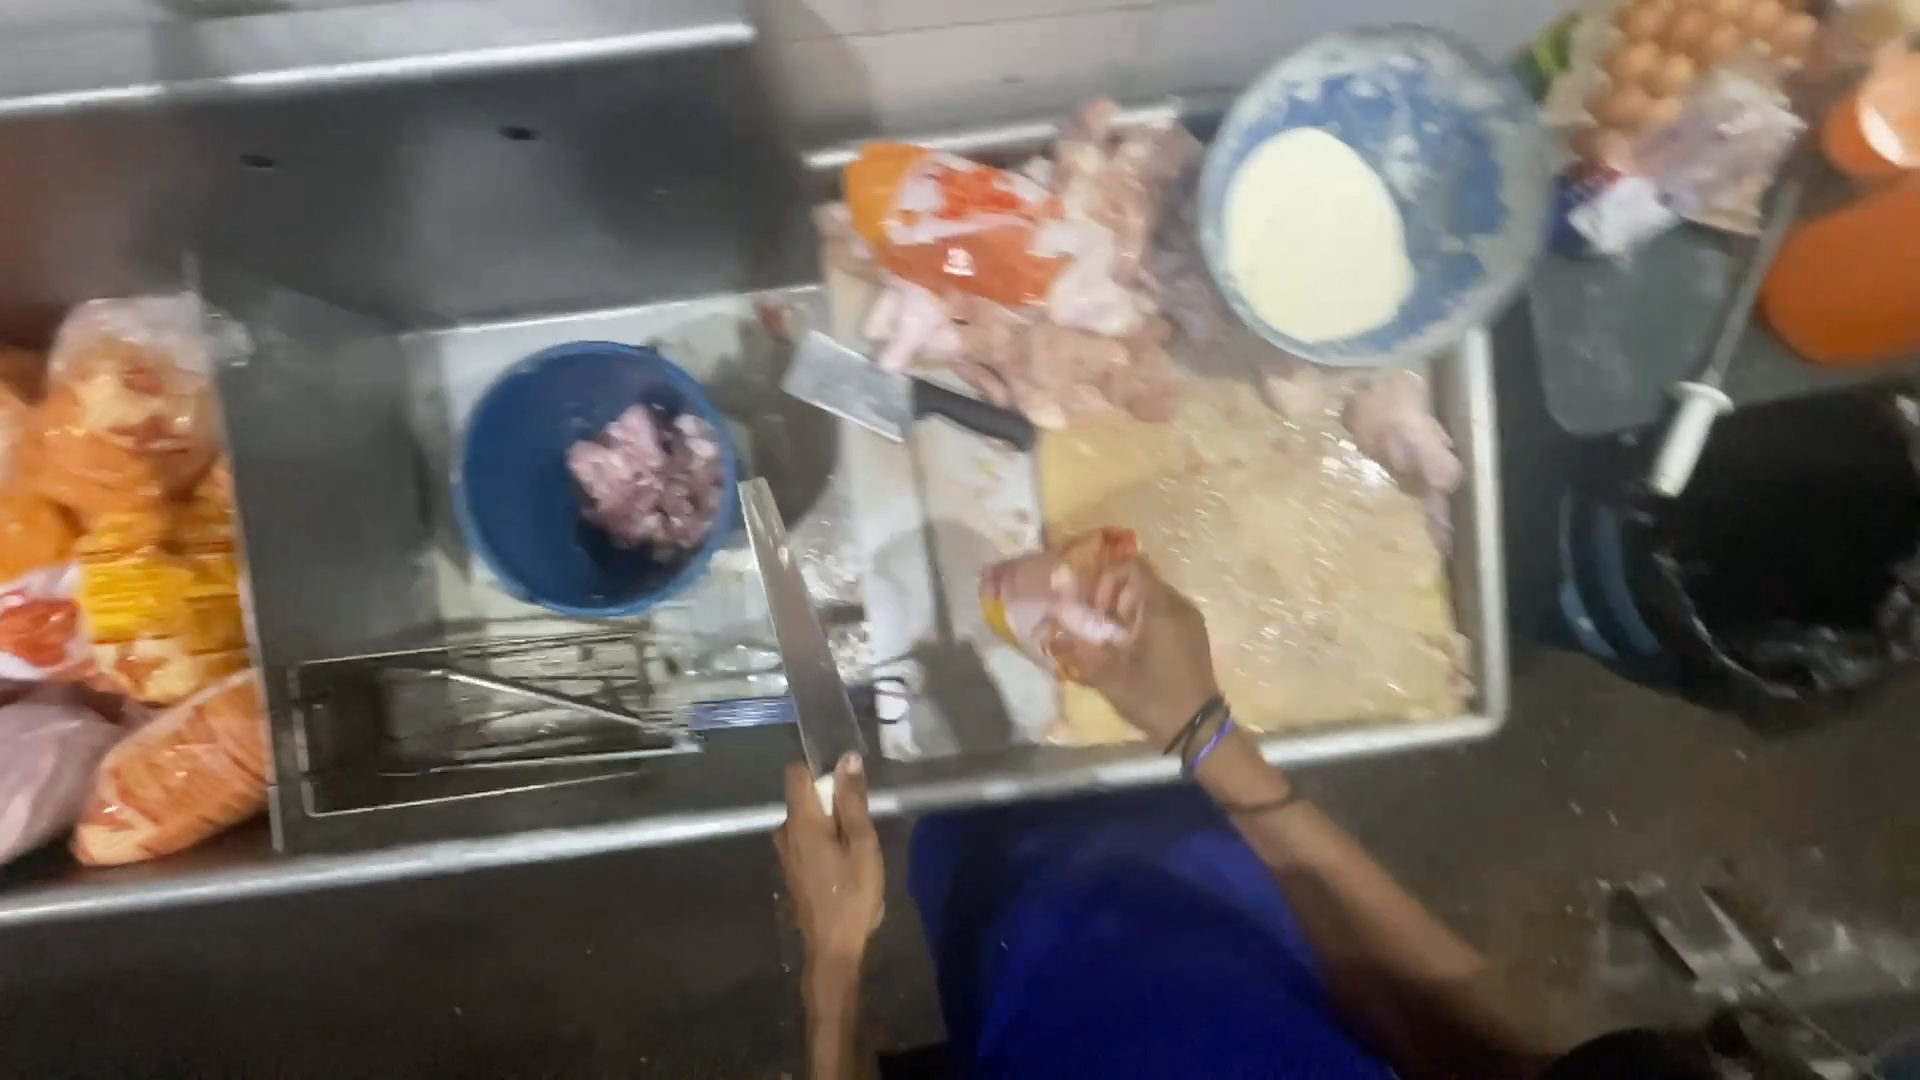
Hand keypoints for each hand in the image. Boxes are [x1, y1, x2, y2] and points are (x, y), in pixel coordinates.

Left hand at [775, 754, 884, 972]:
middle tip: (861, 816)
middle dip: (831, 796)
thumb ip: (852, 800)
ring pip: (807, 817)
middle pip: (804, 795)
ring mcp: (786, 852)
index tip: (844, 774)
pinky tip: (845, 857)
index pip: (795, 772)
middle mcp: (785, 831)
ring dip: (829, 819)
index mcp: (801, 821)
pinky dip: (823, 836)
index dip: (818, 765)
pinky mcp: (792, 868)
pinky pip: (806, 836)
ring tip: (857, 839)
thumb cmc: (852, 893)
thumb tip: (846, 758)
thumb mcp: (862, 842)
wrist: (833, 948)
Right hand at [1053, 556, 1220, 746]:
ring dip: (1128, 608)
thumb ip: (1078, 648)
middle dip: (1114, 595)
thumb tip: (1051, 633)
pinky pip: (1166, 612)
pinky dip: (1145, 619)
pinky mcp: (1194, 635)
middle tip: (1097, 623)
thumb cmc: (1152, 697)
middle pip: (1142, 580)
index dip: (1107, 578)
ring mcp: (1191, 620)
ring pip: (1154, 596)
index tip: (1094, 606)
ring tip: (1112, 638)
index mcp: (1161, 607)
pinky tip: (1133, 648)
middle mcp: (1180, 605)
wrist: (1198, 729)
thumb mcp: (1108, 675)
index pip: (1133, 566)